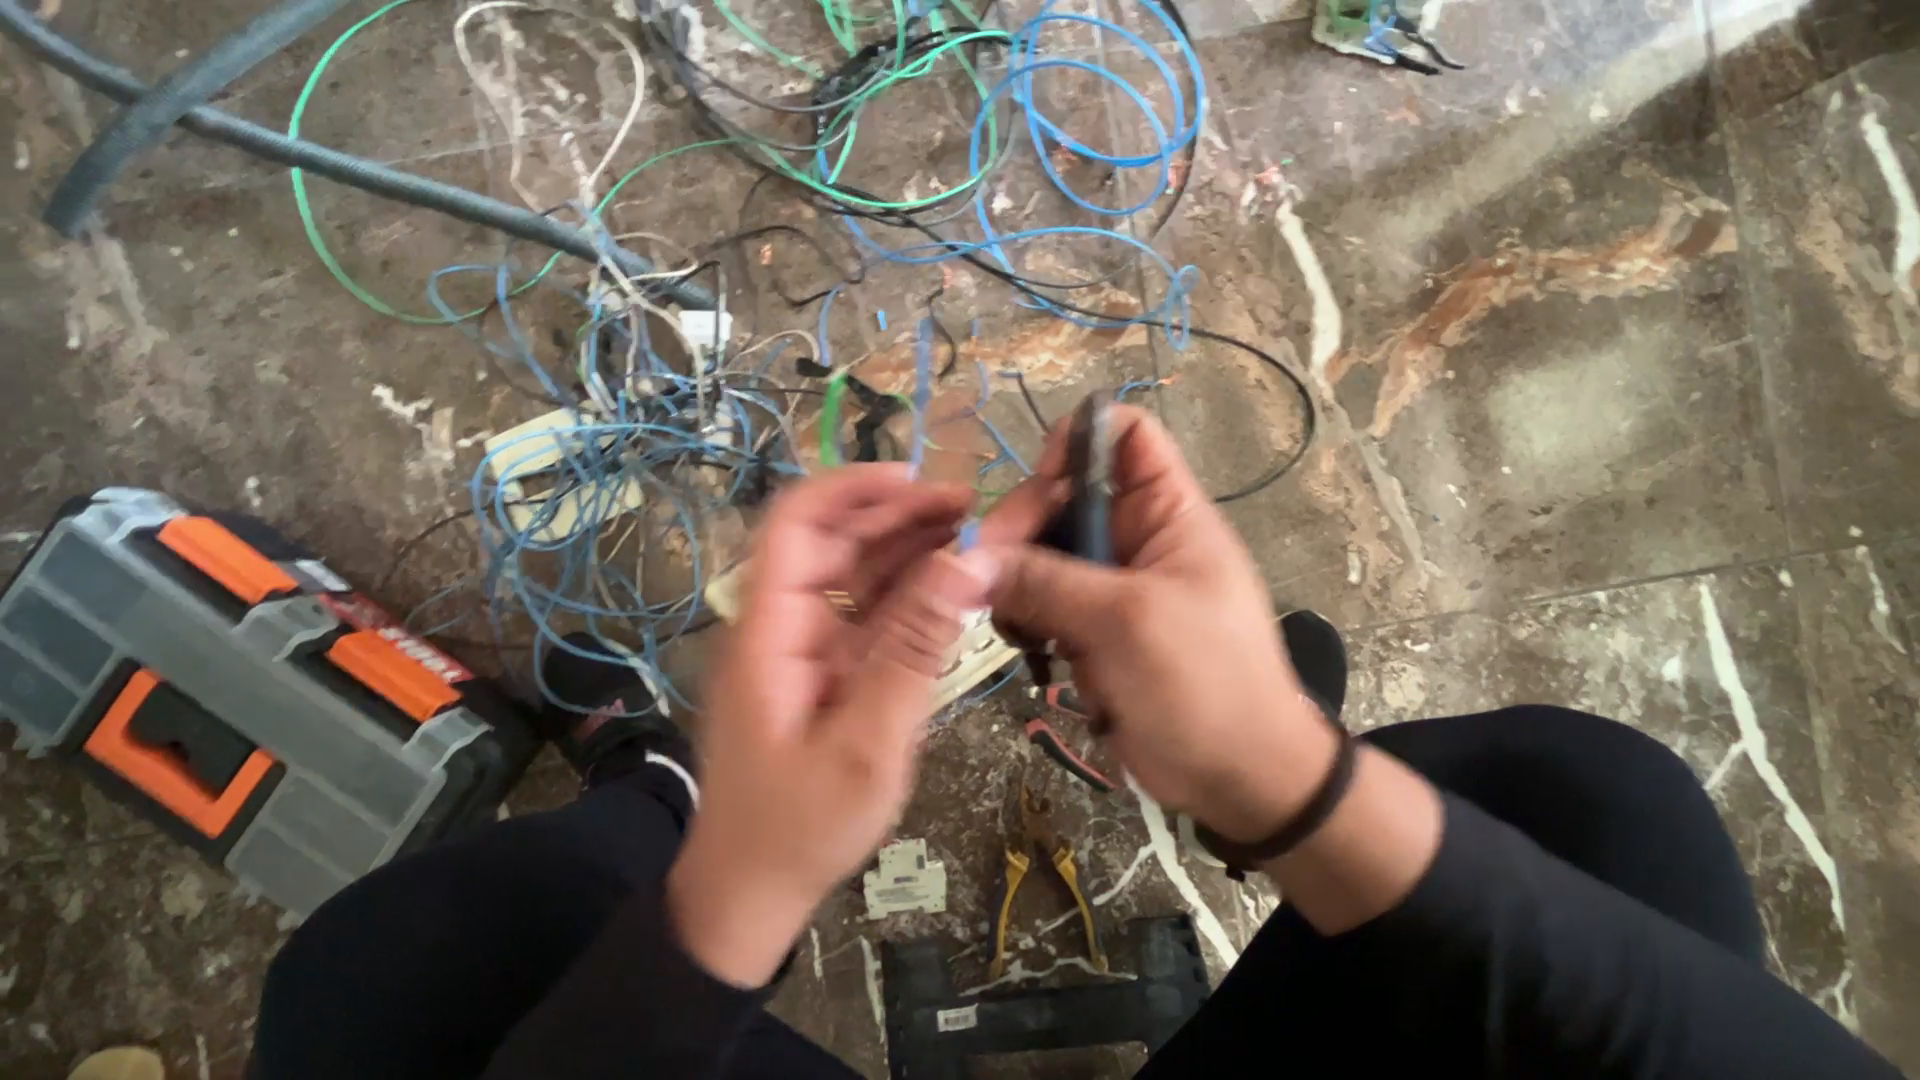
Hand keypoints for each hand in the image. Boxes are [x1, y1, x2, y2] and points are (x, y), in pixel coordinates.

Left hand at [667, 465, 997, 986]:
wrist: (751, 894)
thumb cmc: (800, 826)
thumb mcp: (868, 740)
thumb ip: (917, 649)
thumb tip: (966, 563)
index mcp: (770, 629)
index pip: (797, 524)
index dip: (852, 488)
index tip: (919, 480)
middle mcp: (783, 625)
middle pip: (835, 545)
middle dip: (899, 517)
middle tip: (970, 509)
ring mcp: (805, 651)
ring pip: (856, 579)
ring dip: (910, 552)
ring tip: (973, 534)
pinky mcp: (827, 676)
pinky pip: (869, 621)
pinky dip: (909, 600)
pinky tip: (952, 586)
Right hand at [982, 406, 1337, 843]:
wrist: (1237, 778)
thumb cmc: (1204, 683)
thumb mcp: (1127, 621)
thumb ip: (1046, 582)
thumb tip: (968, 560)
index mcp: (1169, 512)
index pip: (1124, 435)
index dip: (1077, 440)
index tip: (1040, 485)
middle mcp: (1136, 537)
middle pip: (1062, 496)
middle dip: (1021, 528)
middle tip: (985, 573)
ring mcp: (1110, 585)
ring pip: (1042, 552)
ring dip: (1015, 580)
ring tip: (1008, 620)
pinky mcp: (1090, 629)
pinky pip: (1041, 602)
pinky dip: (1023, 617)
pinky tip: (1023, 645)